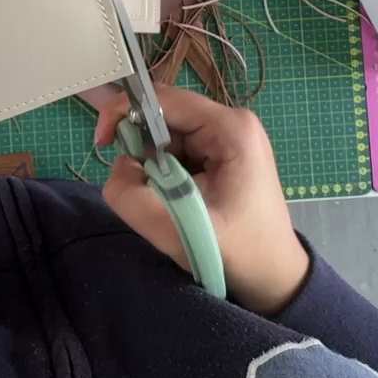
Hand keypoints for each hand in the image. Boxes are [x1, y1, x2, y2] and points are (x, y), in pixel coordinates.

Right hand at [94, 86, 309, 312]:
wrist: (275, 279)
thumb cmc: (239, 253)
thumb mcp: (176, 229)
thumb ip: (132, 196)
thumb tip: (119, 167)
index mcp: (229, 128)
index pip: (162, 98)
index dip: (124, 112)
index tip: (103, 142)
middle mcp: (229, 122)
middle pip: (162, 117)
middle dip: (142, 151)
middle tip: (145, 189)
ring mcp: (226, 137)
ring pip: (165, 137)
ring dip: (153, 168)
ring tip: (169, 204)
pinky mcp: (220, 153)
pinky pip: (175, 151)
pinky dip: (164, 175)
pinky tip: (178, 201)